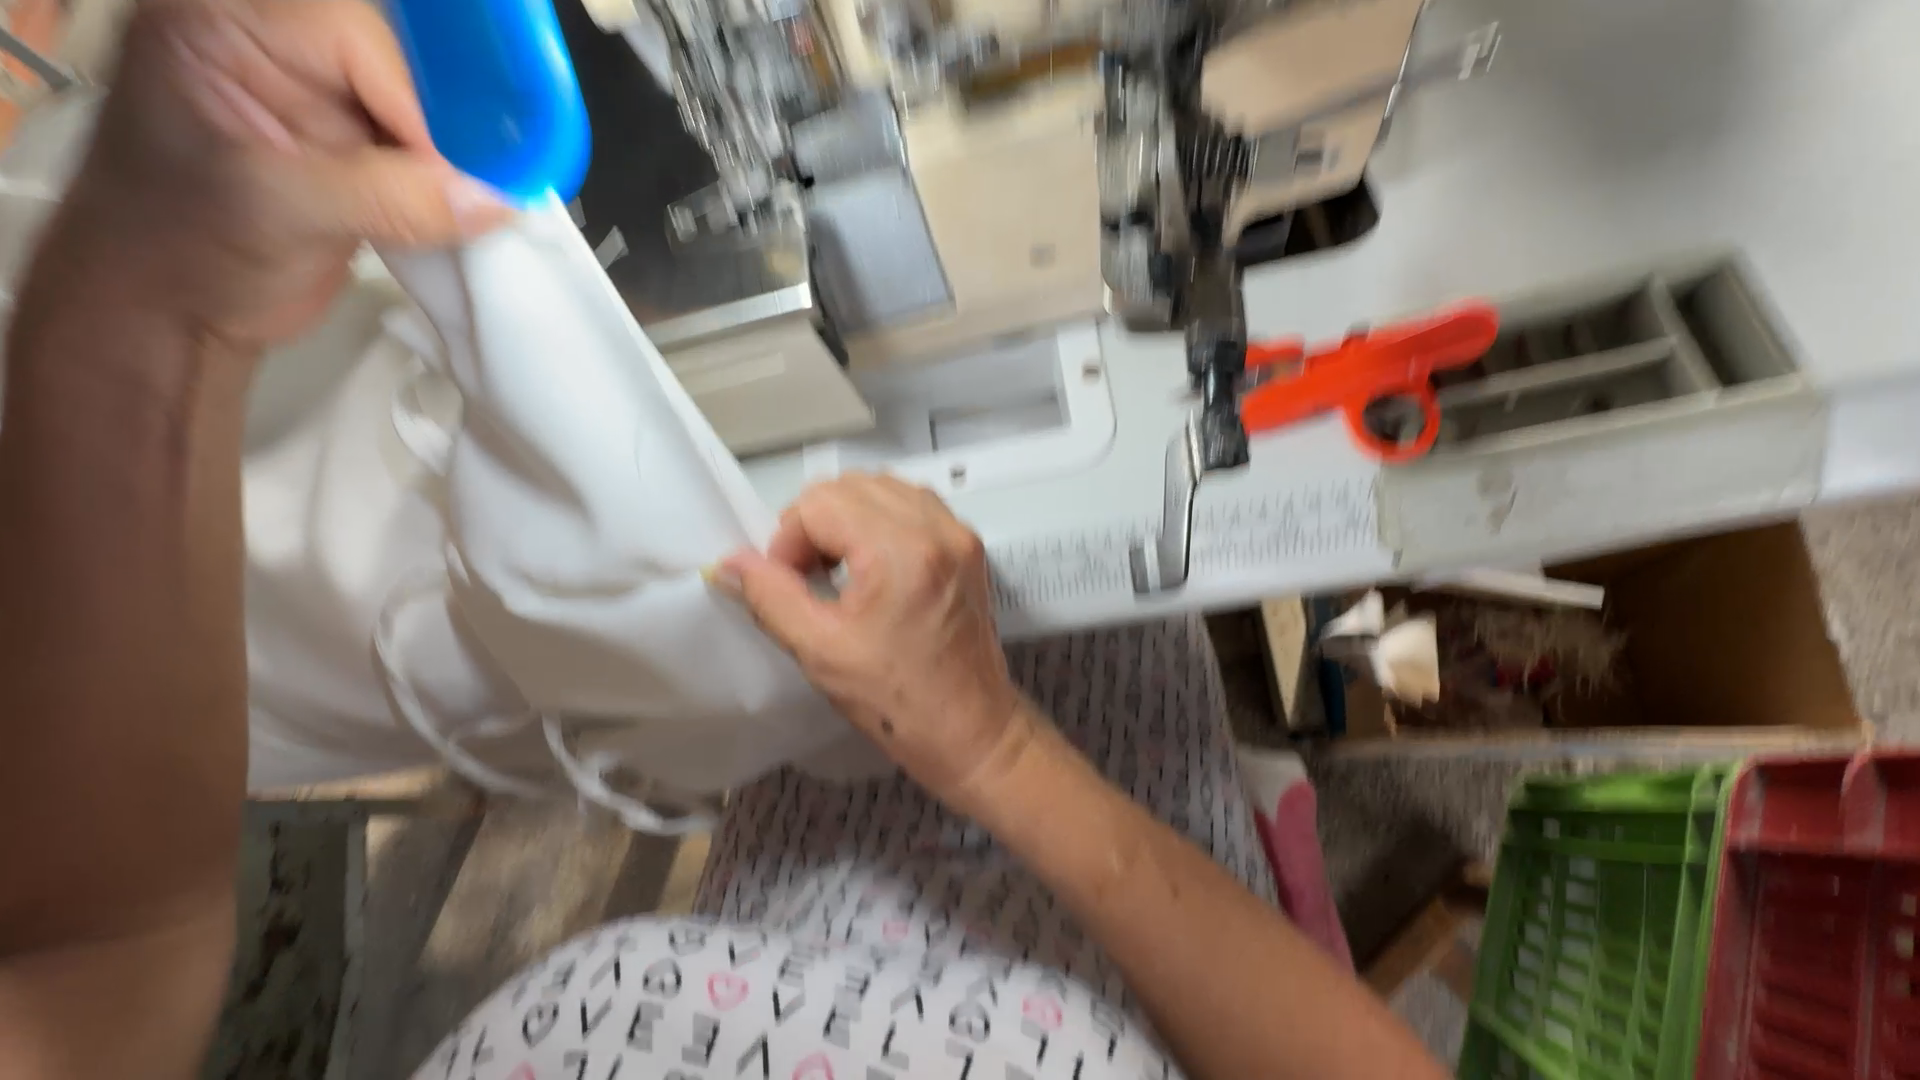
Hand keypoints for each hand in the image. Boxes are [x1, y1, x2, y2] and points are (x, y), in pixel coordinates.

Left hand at [26, 0, 511, 352]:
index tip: (455, 172)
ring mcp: (319, 102)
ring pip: (423, 110)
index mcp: (224, 28)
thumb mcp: (281, 210)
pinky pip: (426, 152)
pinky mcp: (353, 151)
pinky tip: (472, 213)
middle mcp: (275, 49)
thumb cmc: (187, 248)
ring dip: (462, 159)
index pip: (352, 34)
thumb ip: (389, 198)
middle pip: (399, 65)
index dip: (414, 100)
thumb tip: (499, 203)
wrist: (173, 310)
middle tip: (493, 184)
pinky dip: (457, 185)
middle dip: (450, 128)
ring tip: (488, 203)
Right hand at [718, 475, 1034, 808]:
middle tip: (807, 575)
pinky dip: (882, 520)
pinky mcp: (968, 545)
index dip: (788, 539)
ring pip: (882, 487)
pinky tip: (871, 563)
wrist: (970, 729)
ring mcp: (958, 532)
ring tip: (837, 568)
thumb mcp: (819, 651)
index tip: (788, 584)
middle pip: (850, 485)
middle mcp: (936, 526)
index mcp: (900, 550)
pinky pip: (913, 504)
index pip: (820, 503)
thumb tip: (729, 562)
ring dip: (847, 517)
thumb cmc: (895, 701)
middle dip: (815, 523)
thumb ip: (770, 596)